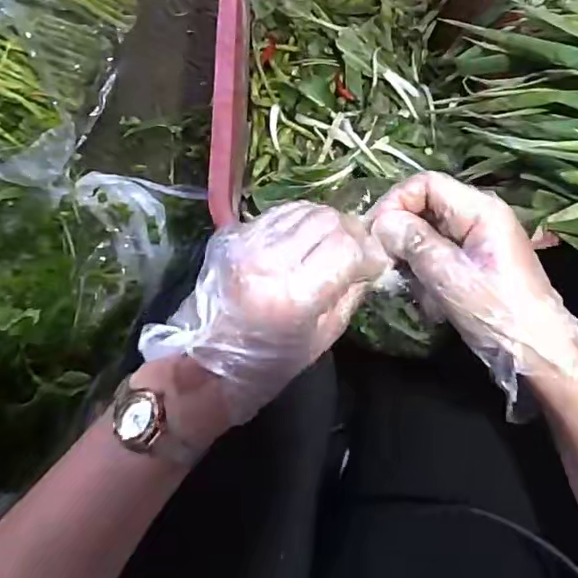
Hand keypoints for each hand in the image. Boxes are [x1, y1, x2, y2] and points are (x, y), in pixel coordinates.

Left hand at [140, 203, 389, 423]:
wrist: (200, 366)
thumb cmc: (266, 368)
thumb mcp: (322, 339)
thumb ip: (350, 293)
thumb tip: (371, 261)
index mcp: (292, 297)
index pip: (346, 248)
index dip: (368, 250)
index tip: (376, 261)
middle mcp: (268, 261)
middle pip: (327, 220)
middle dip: (351, 231)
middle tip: (358, 248)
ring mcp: (247, 244)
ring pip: (304, 209)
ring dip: (327, 222)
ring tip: (333, 241)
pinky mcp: (233, 236)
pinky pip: (279, 214)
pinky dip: (301, 220)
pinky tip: (306, 238)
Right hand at [368, 174, 577, 400]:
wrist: (543, 356)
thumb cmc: (499, 314)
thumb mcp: (451, 278)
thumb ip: (415, 243)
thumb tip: (382, 222)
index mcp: (482, 210)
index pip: (426, 183)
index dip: (396, 201)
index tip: (375, 233)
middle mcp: (481, 216)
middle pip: (426, 205)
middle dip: (402, 234)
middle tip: (385, 263)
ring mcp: (479, 239)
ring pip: (428, 232)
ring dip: (413, 260)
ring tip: (415, 290)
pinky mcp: (476, 261)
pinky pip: (439, 254)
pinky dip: (427, 274)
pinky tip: (431, 302)